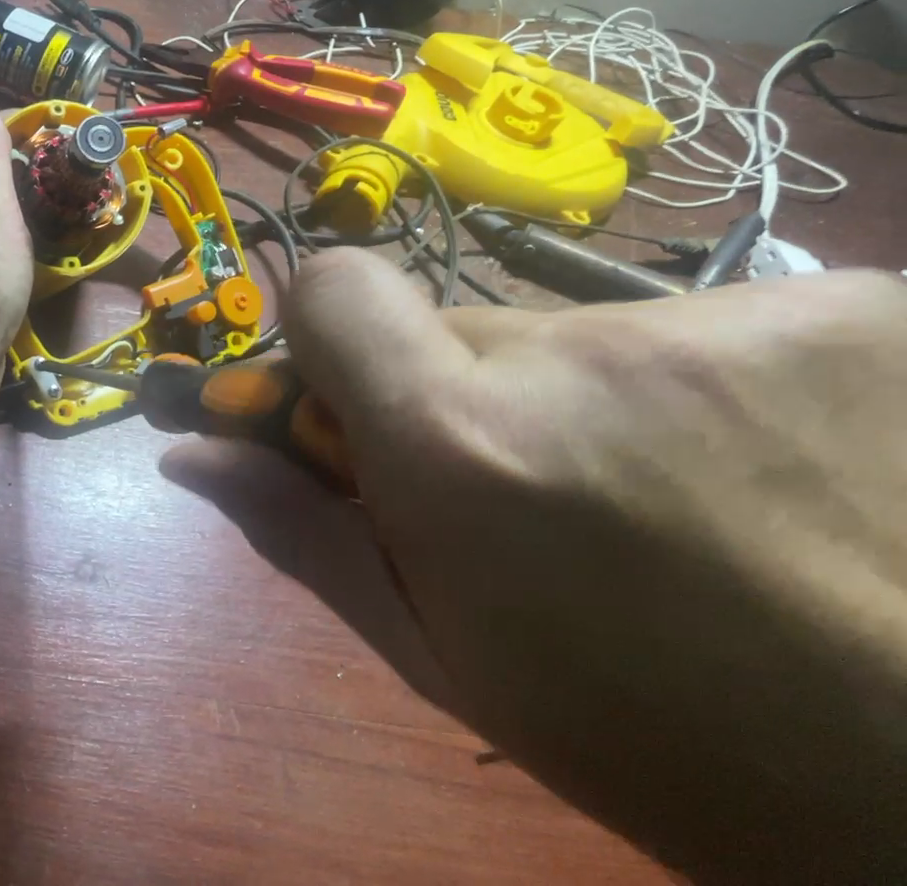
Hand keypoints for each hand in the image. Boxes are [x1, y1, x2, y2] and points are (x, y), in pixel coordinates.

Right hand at [163, 248, 906, 879]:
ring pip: (574, 331)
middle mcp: (582, 353)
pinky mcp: (855, 303)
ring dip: (577, 398)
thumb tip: (188, 454)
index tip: (356, 412)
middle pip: (453, 326)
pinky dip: (694, 387)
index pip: (331, 288)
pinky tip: (761, 475)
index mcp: (461, 445)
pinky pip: (696, 325)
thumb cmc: (652, 740)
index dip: (325, 341)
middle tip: (524, 498)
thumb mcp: (439, 653)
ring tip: (660, 503)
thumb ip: (304, 530)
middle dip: (454, 393)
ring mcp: (731, 318)